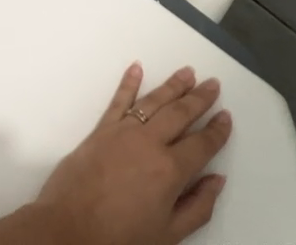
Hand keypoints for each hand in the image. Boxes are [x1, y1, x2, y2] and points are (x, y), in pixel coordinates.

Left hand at [27, 63, 233, 243]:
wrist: (69, 229)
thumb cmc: (121, 238)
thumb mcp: (169, 235)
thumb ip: (198, 206)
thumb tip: (217, 179)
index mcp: (170, 170)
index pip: (201, 144)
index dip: (217, 130)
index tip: (226, 116)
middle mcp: (149, 143)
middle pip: (180, 114)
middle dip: (199, 98)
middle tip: (213, 84)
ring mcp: (123, 131)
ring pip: (154, 101)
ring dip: (172, 85)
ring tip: (187, 72)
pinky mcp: (101, 129)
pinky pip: (118, 100)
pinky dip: (128, 82)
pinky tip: (137, 68)